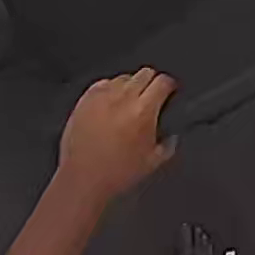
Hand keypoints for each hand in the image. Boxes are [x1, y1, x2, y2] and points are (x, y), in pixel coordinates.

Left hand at [56, 68, 177, 207]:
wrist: (82, 181)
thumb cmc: (115, 174)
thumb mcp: (152, 163)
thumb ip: (168, 145)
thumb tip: (172, 136)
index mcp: (143, 111)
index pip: (163, 81)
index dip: (169, 85)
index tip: (169, 91)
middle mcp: (123, 98)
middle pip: (145, 73)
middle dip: (151, 83)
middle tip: (150, 97)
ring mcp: (103, 96)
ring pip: (124, 77)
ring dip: (130, 86)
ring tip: (128, 104)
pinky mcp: (85, 99)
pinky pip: (103, 84)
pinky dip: (109, 90)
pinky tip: (109, 105)